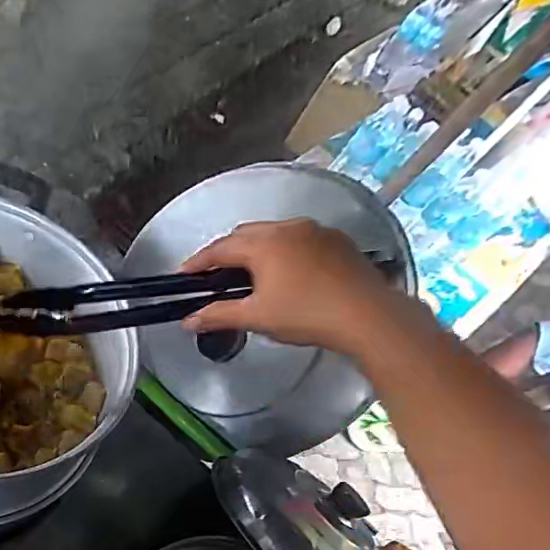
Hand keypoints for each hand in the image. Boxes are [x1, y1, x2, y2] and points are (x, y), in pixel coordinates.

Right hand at [177, 218, 439, 359]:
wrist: (366, 315)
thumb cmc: (305, 313)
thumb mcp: (254, 317)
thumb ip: (217, 315)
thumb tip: (189, 320)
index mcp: (265, 244)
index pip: (220, 248)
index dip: (197, 262)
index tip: (183, 275)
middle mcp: (289, 229)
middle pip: (245, 234)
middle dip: (224, 251)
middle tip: (211, 274)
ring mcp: (316, 232)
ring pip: (273, 233)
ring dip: (252, 249)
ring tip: (243, 273)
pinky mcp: (336, 242)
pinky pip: (297, 239)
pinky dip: (279, 251)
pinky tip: (278, 273)